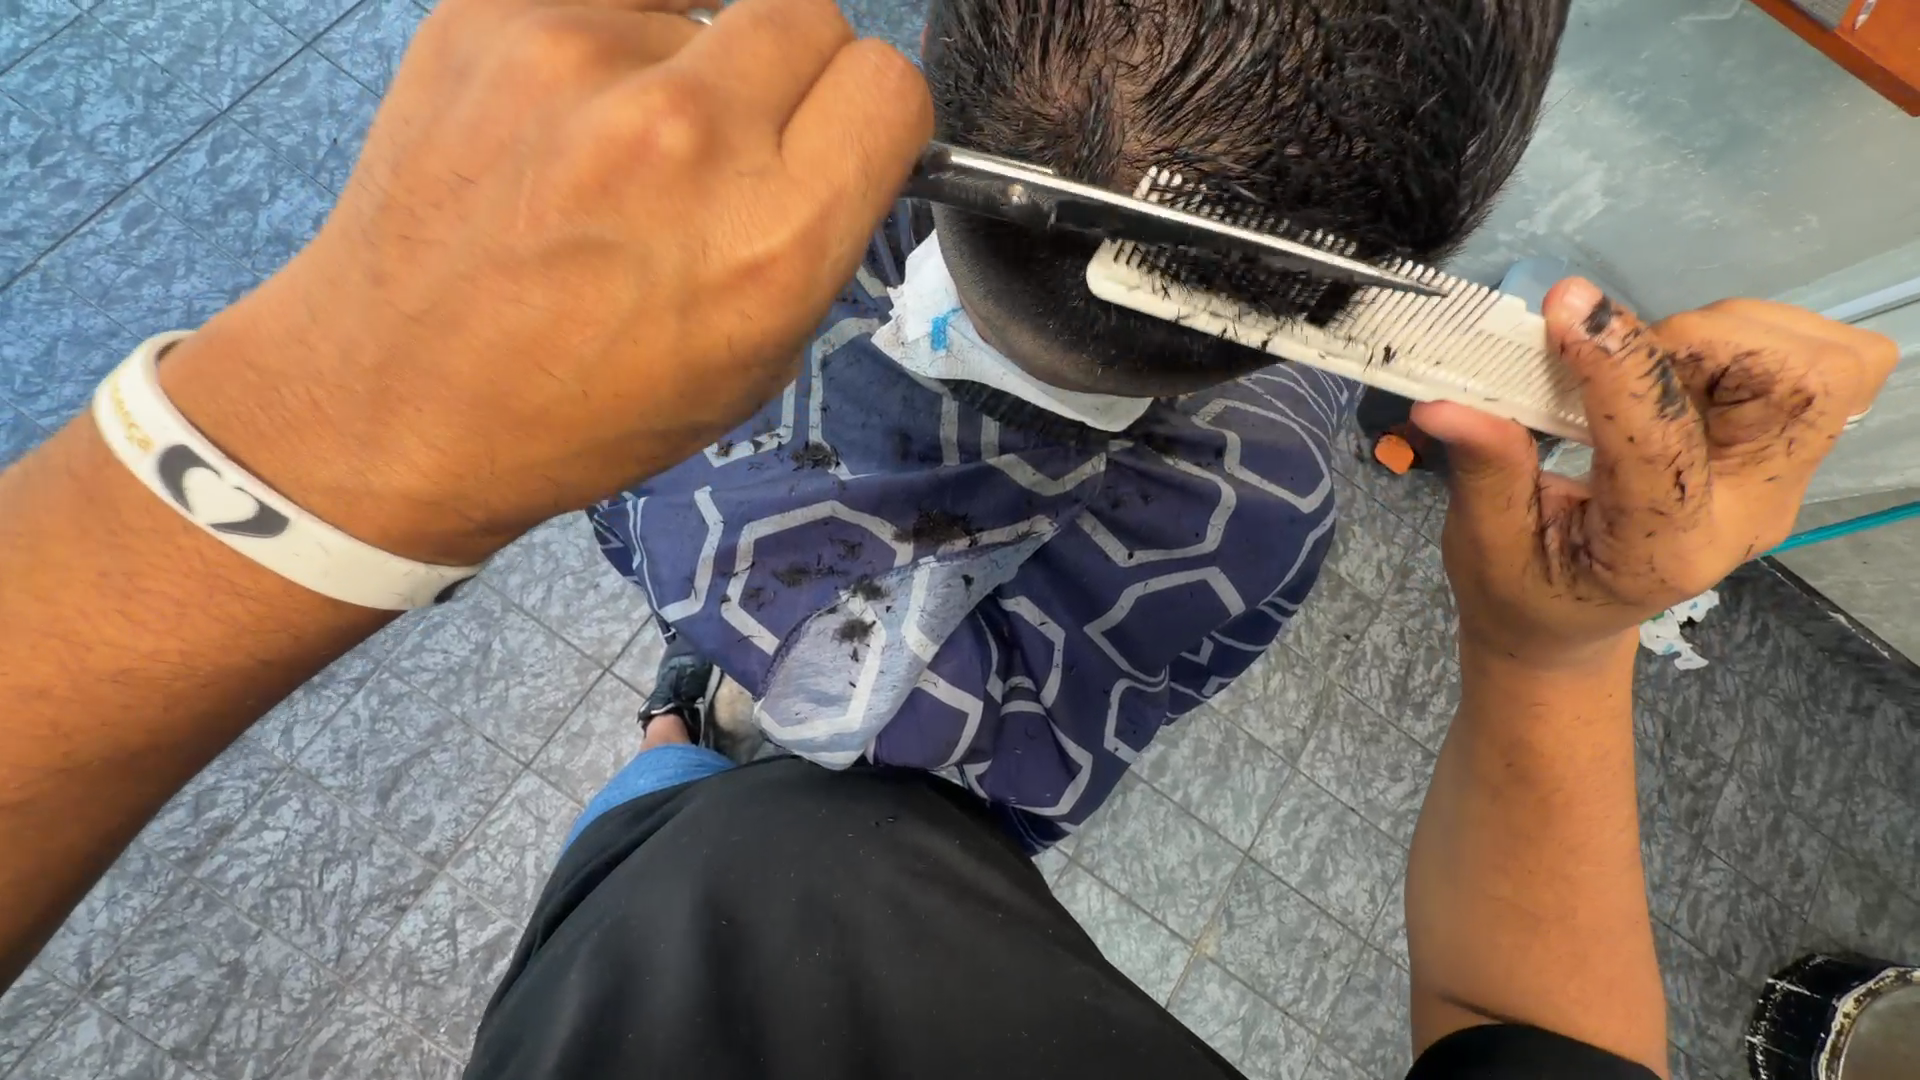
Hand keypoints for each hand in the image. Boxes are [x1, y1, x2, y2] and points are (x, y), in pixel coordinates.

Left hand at [158, 0, 930, 563]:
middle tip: (747, 150)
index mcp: (774, 239)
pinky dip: (622, 44)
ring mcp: (583, 55)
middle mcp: (693, 133)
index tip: (844, 151)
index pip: (891, 91)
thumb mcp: (757, 366)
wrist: (404, 399)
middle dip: (802, 81)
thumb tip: (832, 157)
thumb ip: (815, 245)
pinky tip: (578, 117)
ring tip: (637, 149)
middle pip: (815, 16)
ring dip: (705, 67)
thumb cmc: (603, 413)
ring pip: (714, 1)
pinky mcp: (488, 10)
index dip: (878, 121)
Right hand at [1414, 279, 1896, 668]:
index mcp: (1661, 548)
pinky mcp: (1781, 452)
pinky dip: (1743, 343)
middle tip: (1611, 357)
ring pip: (1824, 363)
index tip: (1564, 307)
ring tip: (1636, 368)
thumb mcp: (1481, 542)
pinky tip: (1670, 373)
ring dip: (1724, 338)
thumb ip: (1483, 468)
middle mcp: (1748, 510)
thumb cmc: (1517, 589)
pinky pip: (1815, 364)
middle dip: (1701, 343)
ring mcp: (1778, 479)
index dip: (1616, 368)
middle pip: (1803, 386)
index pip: (1661, 442)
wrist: (1566, 619)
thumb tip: (1443, 405)